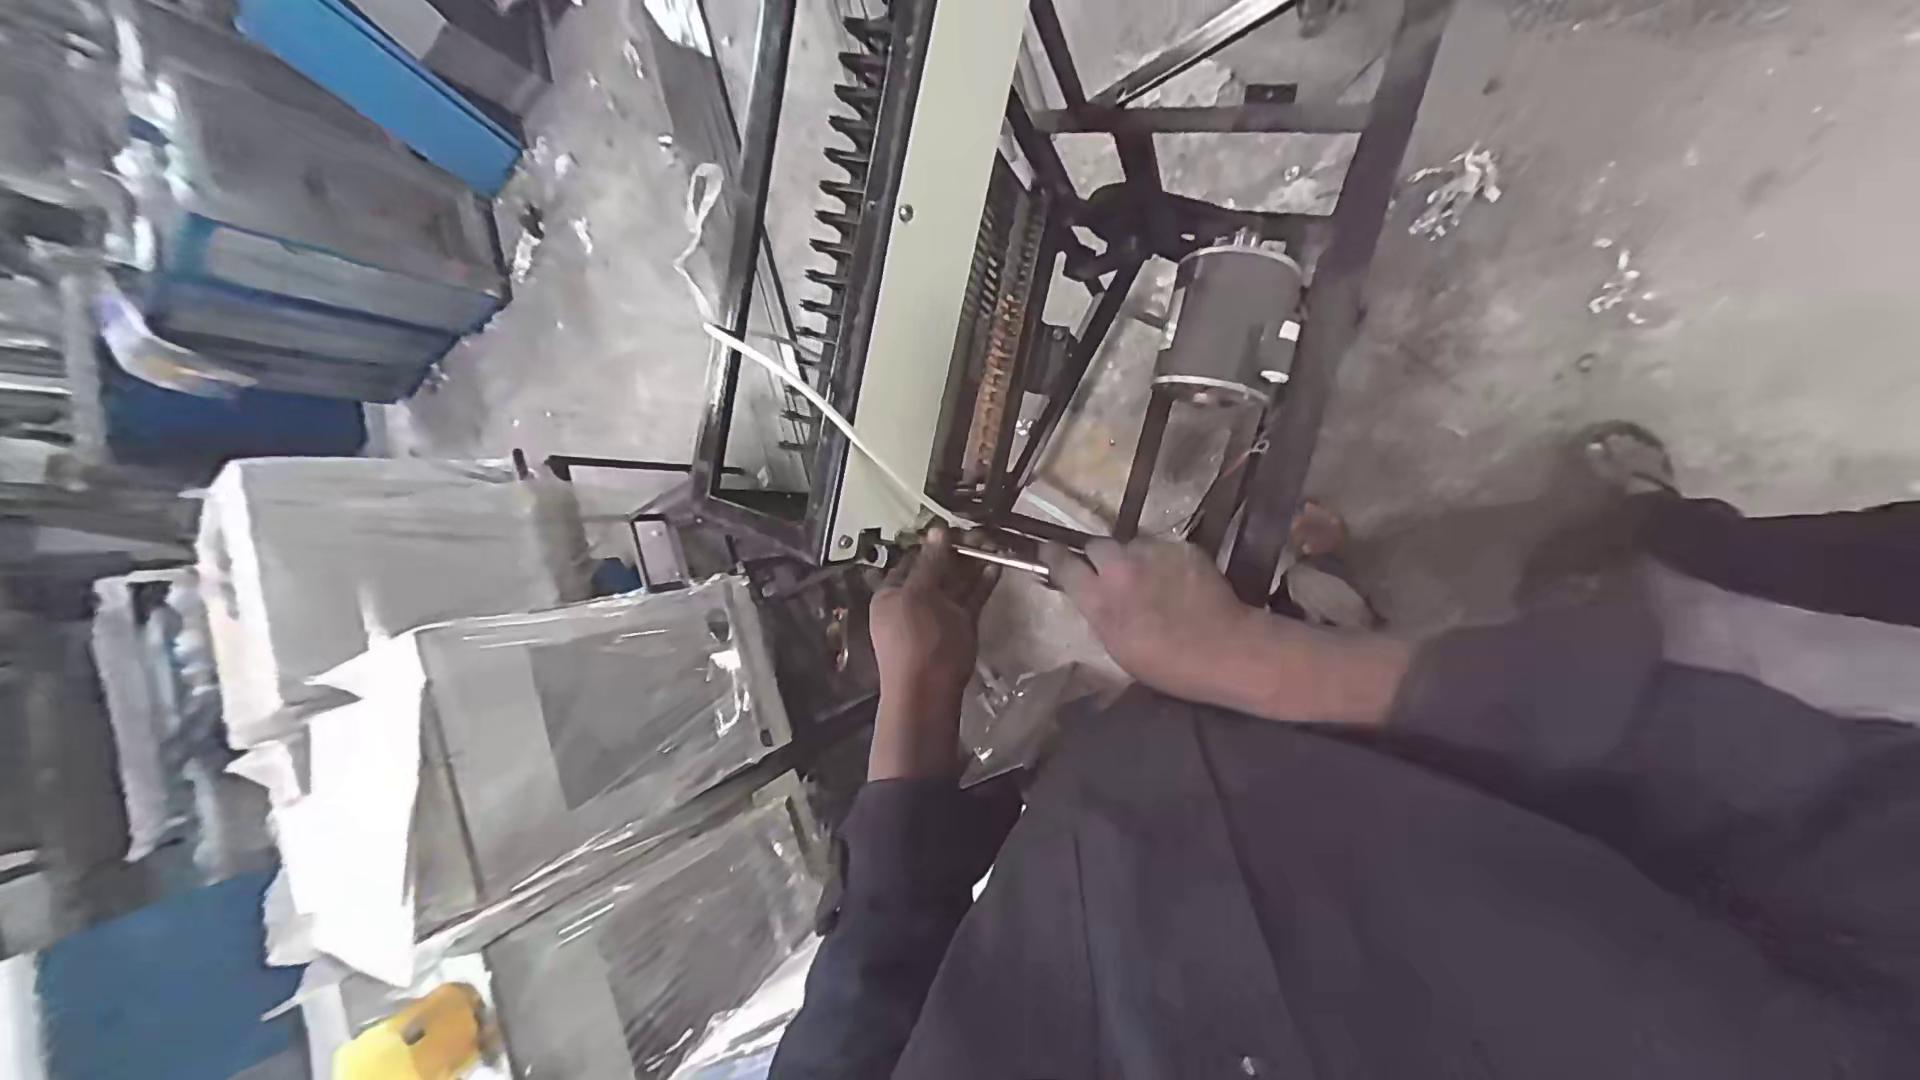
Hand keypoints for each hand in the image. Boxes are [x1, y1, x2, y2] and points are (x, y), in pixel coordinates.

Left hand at [868, 527, 999, 778]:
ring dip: (974, 563)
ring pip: (957, 582)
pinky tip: (996, 567)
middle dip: (959, 551)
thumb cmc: (915, 639)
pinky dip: (983, 583)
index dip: (933, 543)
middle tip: (980, 535)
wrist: (927, 690)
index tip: (955, 529)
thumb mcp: (918, 595)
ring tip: (993, 544)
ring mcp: (939, 613)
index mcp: (893, 593)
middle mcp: (915, 600)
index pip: (913, 559)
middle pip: (938, 569)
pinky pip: (972, 598)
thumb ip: (931, 563)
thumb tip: (937, 531)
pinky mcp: (961, 625)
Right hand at [1041, 538, 1259, 704]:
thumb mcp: (1116, 645)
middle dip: (1100, 556)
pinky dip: (1165, 561)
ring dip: (1135, 558)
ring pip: (1133, 545)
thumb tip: (1089, 594)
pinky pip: (1163, 549)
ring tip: (1151, 579)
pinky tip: (1178, 581)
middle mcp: (1120, 568)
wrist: (1228, 651)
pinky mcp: (1182, 547)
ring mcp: (1153, 553)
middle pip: (1097, 545)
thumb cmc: (1167, 664)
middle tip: (1111, 573)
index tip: (1049, 551)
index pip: (1063, 564)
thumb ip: (1098, 612)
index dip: (1054, 556)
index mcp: (1099, 598)